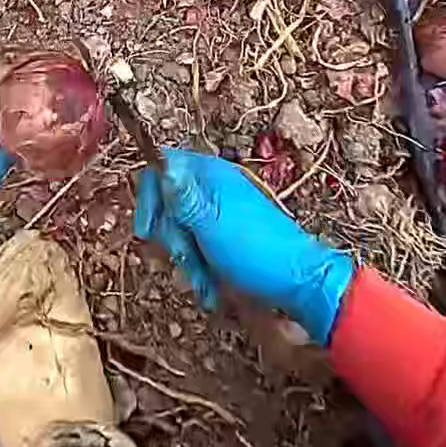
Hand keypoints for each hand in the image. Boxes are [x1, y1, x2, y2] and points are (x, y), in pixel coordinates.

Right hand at [134, 148, 355, 343]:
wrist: (297, 281)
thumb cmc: (255, 250)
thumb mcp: (208, 223)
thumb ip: (180, 195)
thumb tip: (159, 160)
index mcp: (210, 173)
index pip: (163, 166)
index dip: (150, 198)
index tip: (148, 231)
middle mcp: (213, 186)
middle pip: (168, 203)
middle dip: (171, 237)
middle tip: (185, 257)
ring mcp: (220, 210)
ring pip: (181, 229)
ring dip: (186, 259)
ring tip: (203, 279)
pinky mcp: (226, 233)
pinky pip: (199, 246)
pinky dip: (200, 267)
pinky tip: (211, 285)